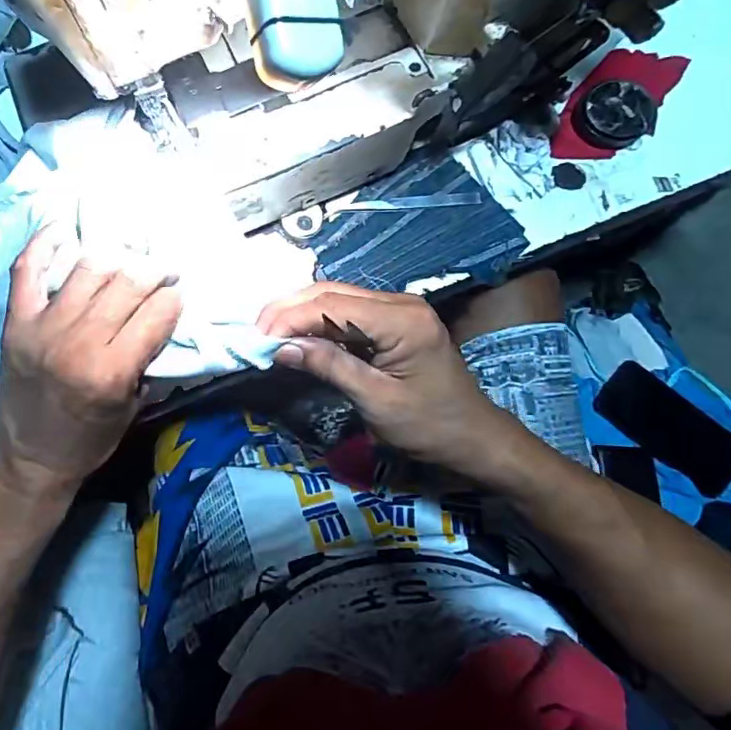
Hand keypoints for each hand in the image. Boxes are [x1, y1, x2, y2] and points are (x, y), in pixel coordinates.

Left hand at [0, 229, 182, 501]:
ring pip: (88, 268)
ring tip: (127, 260)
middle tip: (162, 272)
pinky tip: (65, 230)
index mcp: (110, 371)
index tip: (177, 296)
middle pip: (127, 282)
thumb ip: (150, 359)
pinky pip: (29, 269)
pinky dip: (46, 244)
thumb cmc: (89, 440)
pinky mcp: (16, 321)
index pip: (157, 312)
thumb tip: (168, 313)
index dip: (174, 300)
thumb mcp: (134, 408)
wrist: (29, 459)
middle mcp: (77, 342)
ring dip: (116, 258)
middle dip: (153, 272)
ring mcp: (42, 327)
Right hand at [257, 282, 539, 485]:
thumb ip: (330, 366)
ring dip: (301, 313)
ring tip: (269, 333)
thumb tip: (282, 348)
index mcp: (402, 320)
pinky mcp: (393, 321)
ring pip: (336, 298)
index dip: (292, 318)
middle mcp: (400, 303)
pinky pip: (348, 312)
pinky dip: (319, 321)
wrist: (474, 438)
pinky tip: (298, 334)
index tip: (260, 339)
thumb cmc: (429, 426)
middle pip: (332, 292)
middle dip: (290, 309)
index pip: (333, 304)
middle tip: (256, 332)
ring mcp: (398, 309)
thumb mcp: (376, 400)